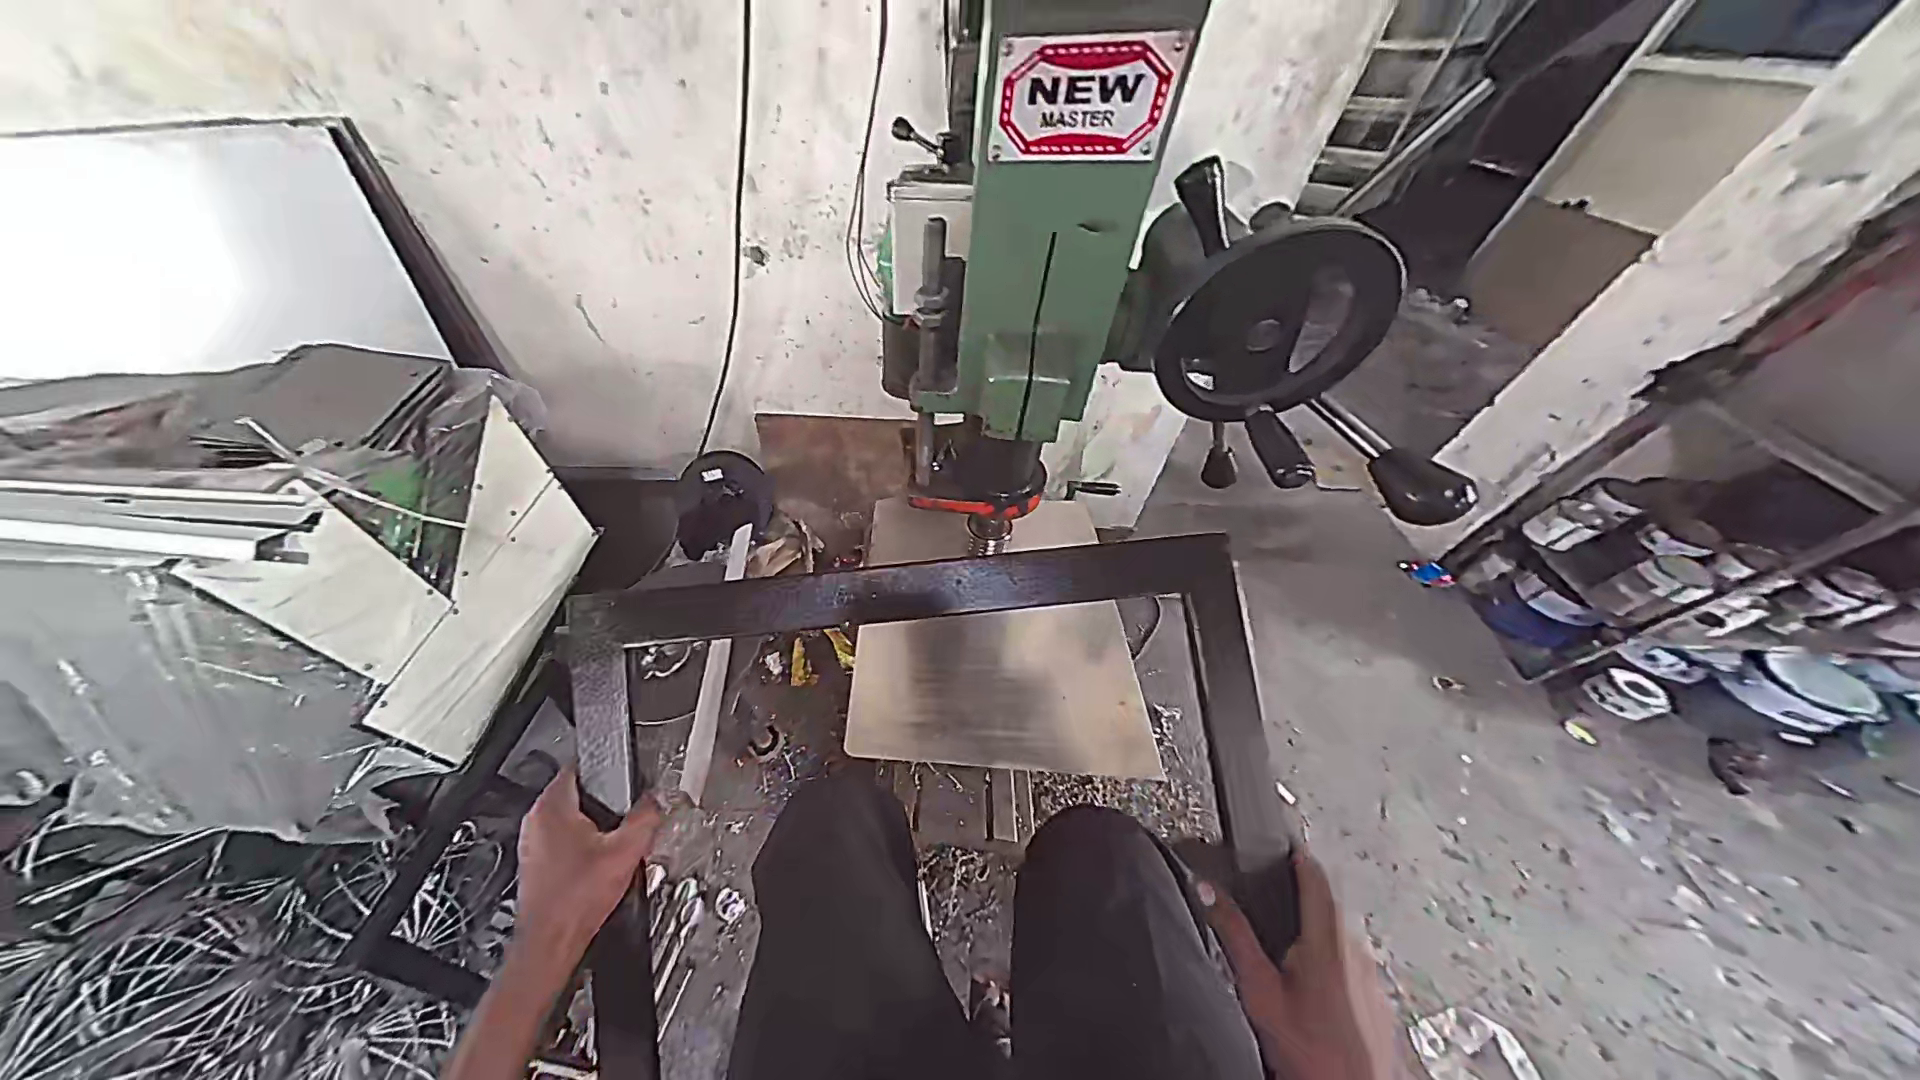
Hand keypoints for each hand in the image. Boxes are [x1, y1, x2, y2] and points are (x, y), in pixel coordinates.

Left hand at [514, 765, 664, 960]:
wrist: (552, 944)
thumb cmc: (575, 901)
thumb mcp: (627, 849)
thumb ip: (646, 816)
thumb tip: (656, 801)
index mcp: (551, 808)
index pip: (579, 766)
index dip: (608, 766)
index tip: (625, 773)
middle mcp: (535, 822)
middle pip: (579, 792)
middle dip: (607, 799)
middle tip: (627, 810)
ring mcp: (533, 844)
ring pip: (573, 816)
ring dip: (596, 821)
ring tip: (616, 837)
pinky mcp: (537, 862)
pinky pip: (566, 837)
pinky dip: (585, 841)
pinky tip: (601, 859)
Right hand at [1197, 849, 1402, 1079]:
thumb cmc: (1310, 1054)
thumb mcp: (1258, 989)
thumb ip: (1233, 933)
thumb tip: (1206, 889)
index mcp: (1327, 941)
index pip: (1316, 878)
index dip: (1298, 855)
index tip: (1285, 843)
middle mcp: (1357, 953)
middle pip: (1329, 905)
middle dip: (1303, 893)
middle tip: (1277, 887)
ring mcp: (1373, 979)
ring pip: (1342, 934)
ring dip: (1317, 926)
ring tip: (1288, 936)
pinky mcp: (1379, 1001)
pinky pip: (1353, 961)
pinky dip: (1331, 955)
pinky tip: (1312, 978)